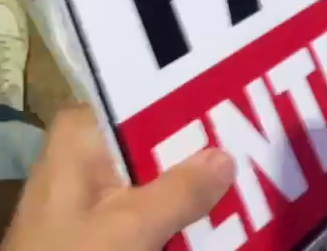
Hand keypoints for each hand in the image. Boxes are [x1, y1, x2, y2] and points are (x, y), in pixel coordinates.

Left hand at [0, 106, 234, 250]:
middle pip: (152, 137)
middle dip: (193, 150)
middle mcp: (84, 146)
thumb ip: (181, 191)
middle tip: (243, 146)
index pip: (144, 98)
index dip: (189, 103)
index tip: (232, 104)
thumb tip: (226, 156)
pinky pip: (141, 201)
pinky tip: (206, 214)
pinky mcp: (94, 219)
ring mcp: (88, 185)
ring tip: (236, 177)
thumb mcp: (131, 229)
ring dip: (186, 185)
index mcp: (83, 129)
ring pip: (151, 173)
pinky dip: (169, 210)